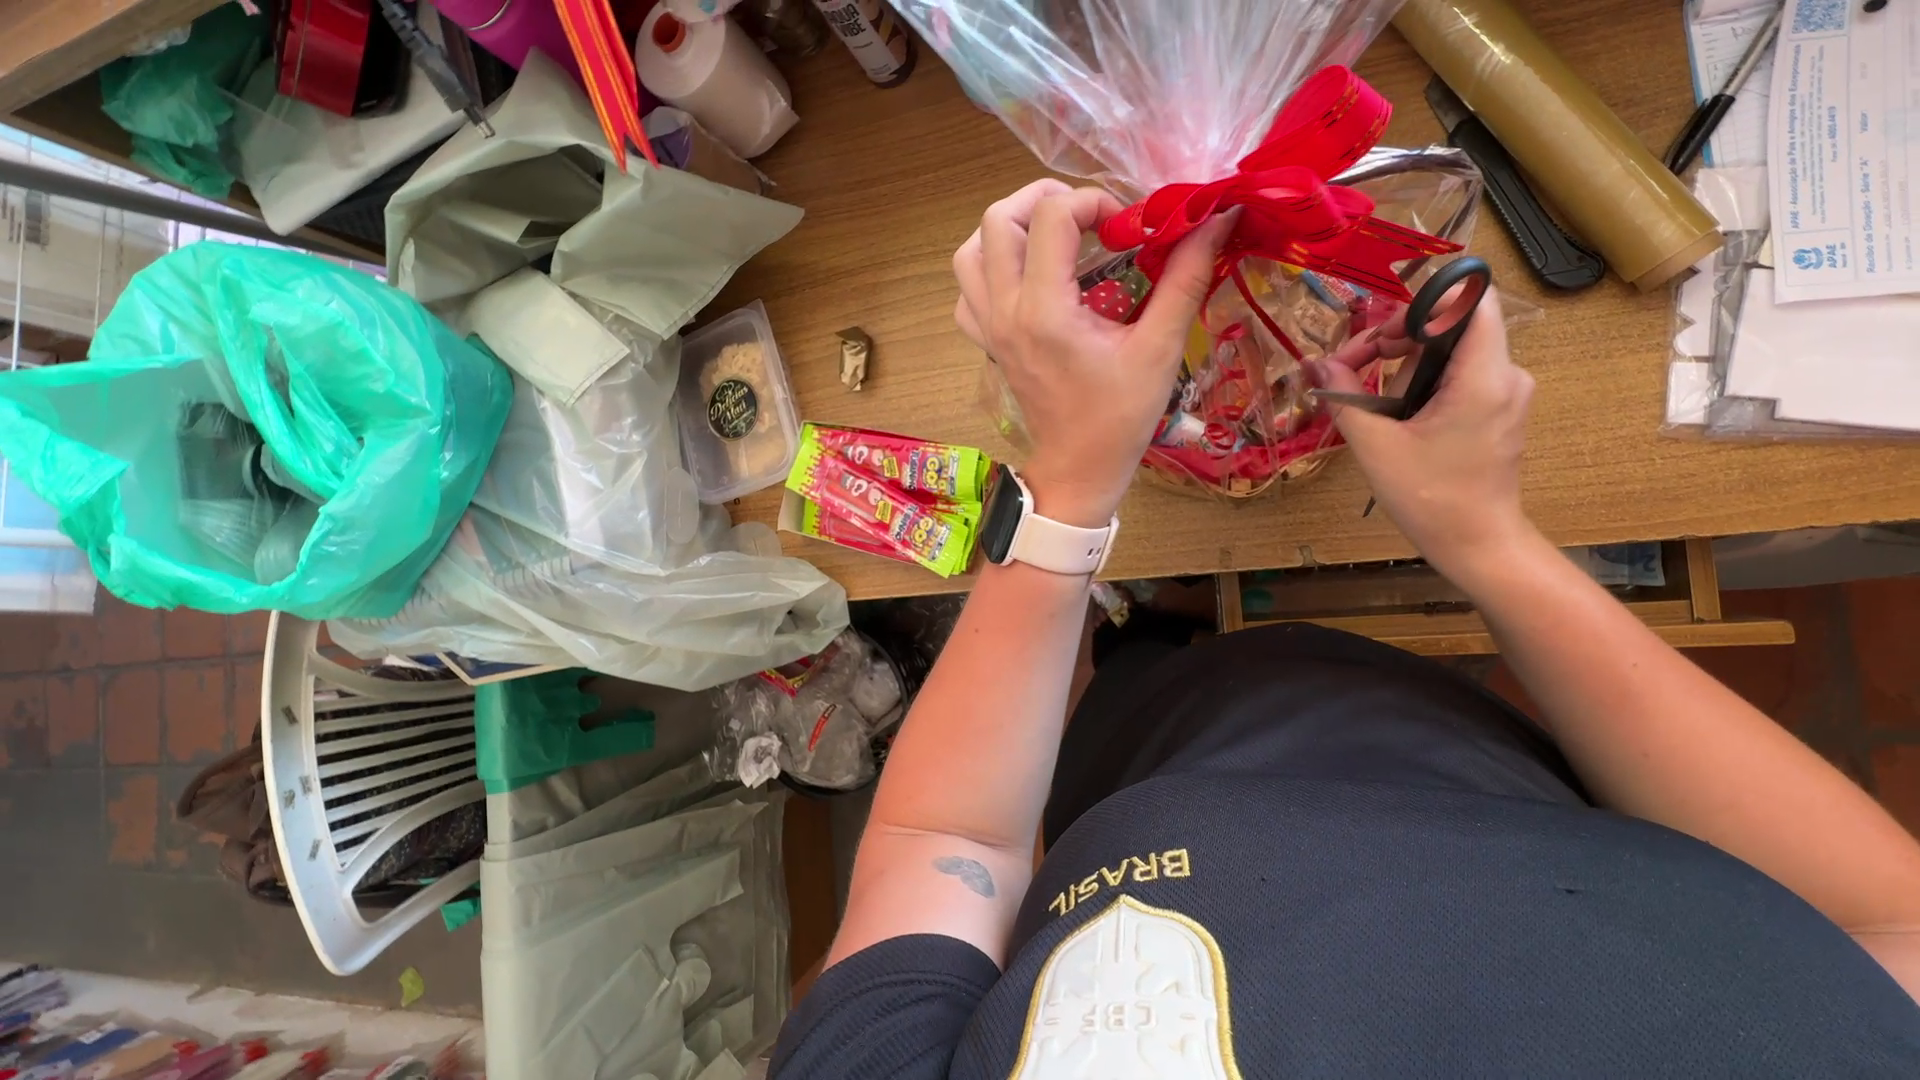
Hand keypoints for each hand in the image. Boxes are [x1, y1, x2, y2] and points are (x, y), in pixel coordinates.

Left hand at [952, 180, 1232, 526]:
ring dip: (1008, 230)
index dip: (1094, 202)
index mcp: (1045, 311)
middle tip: (1087, 217)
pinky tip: (1023, 277)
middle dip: (1045, 200)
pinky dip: (989, 271)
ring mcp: (988, 328)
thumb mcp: (1159, 347)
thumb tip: (1216, 218)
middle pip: (998, 220)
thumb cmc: (1121, 417)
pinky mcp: (987, 342)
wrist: (1080, 467)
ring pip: (970, 252)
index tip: (1128, 228)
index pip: (1053, 217)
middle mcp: (1006, 312)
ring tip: (1050, 235)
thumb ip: (1185, 277)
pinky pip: (967, 291)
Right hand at [1312, 286, 1540, 584]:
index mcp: (1482, 378)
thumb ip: (1345, 396)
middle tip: (1356, 365)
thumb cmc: (1430, 498)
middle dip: (1400, 335)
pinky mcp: (1500, 408)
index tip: (1381, 330)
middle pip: (1453, 325)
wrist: (1477, 543)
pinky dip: (1424, 380)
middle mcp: (1505, 374)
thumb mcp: (1375, 446)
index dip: (1423, 300)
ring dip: (1407, 362)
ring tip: (1374, 397)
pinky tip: (1397, 410)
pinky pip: (1460, 374)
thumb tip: (1316, 363)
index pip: (1471, 300)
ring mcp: (1506, 391)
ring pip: (1453, 350)